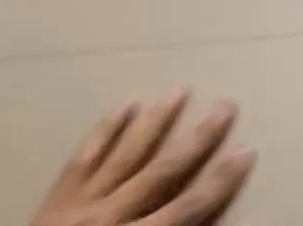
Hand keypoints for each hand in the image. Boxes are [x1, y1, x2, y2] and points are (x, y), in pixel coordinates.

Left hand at [30, 89, 255, 225]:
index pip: (186, 209)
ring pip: (125, 153)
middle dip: (198, 138)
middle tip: (226, 104)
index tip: (247, 150)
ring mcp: (78, 206)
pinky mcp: (55, 200)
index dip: (220, 181)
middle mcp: (108, 220)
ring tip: (179, 89)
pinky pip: (84, 156)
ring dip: (156, 120)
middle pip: (163, 171)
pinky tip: (124, 105)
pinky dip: (105, 129)